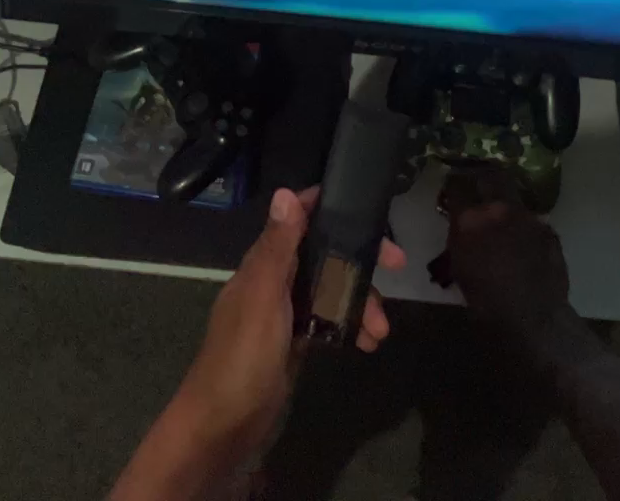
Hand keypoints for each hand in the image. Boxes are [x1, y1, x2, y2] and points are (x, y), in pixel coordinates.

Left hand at [173, 187, 405, 450]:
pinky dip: (349, 326)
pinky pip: (327, 320)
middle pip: (323, 255)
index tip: (368, 212)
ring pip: (330, 290)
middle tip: (398, 265)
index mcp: (263, 263)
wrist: (220, 428)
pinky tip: (367, 343)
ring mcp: (283, 313)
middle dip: (360, 260)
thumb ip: (277, 247)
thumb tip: (286, 191)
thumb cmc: (242, 358)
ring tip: (380, 331)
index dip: (330, 209)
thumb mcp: (263, 297)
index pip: (298, 220)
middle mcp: (274, 281)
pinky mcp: (292, 342)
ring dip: (360, 301)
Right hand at [441, 169, 574, 346]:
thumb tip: (459, 219)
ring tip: (502, 219)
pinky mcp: (549, 229)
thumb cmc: (485, 298)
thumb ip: (459, 234)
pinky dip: (523, 226)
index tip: (451, 187)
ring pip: (514, 197)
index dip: (453, 183)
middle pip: (491, 174)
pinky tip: (523, 243)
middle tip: (477, 184)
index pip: (457, 183)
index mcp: (471, 218)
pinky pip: (532, 220)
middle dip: (482, 176)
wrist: (532, 318)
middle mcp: (500, 208)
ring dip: (505, 203)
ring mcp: (528, 217)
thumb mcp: (459, 264)